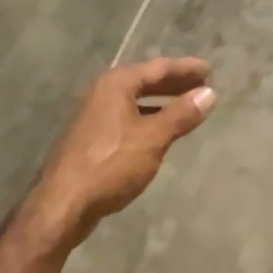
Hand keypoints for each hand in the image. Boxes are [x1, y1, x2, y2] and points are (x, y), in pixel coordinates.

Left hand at [19, 58, 215, 252]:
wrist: (63, 204)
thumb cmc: (110, 165)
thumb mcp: (152, 139)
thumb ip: (181, 115)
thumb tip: (209, 94)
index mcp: (116, 84)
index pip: (158, 68)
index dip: (185, 68)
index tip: (209, 69)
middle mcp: (102, 92)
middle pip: (145, 81)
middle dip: (174, 83)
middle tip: (202, 85)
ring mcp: (94, 115)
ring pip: (135, 100)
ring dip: (161, 102)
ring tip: (186, 106)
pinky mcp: (91, 137)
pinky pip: (127, 117)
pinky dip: (147, 117)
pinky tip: (160, 132)